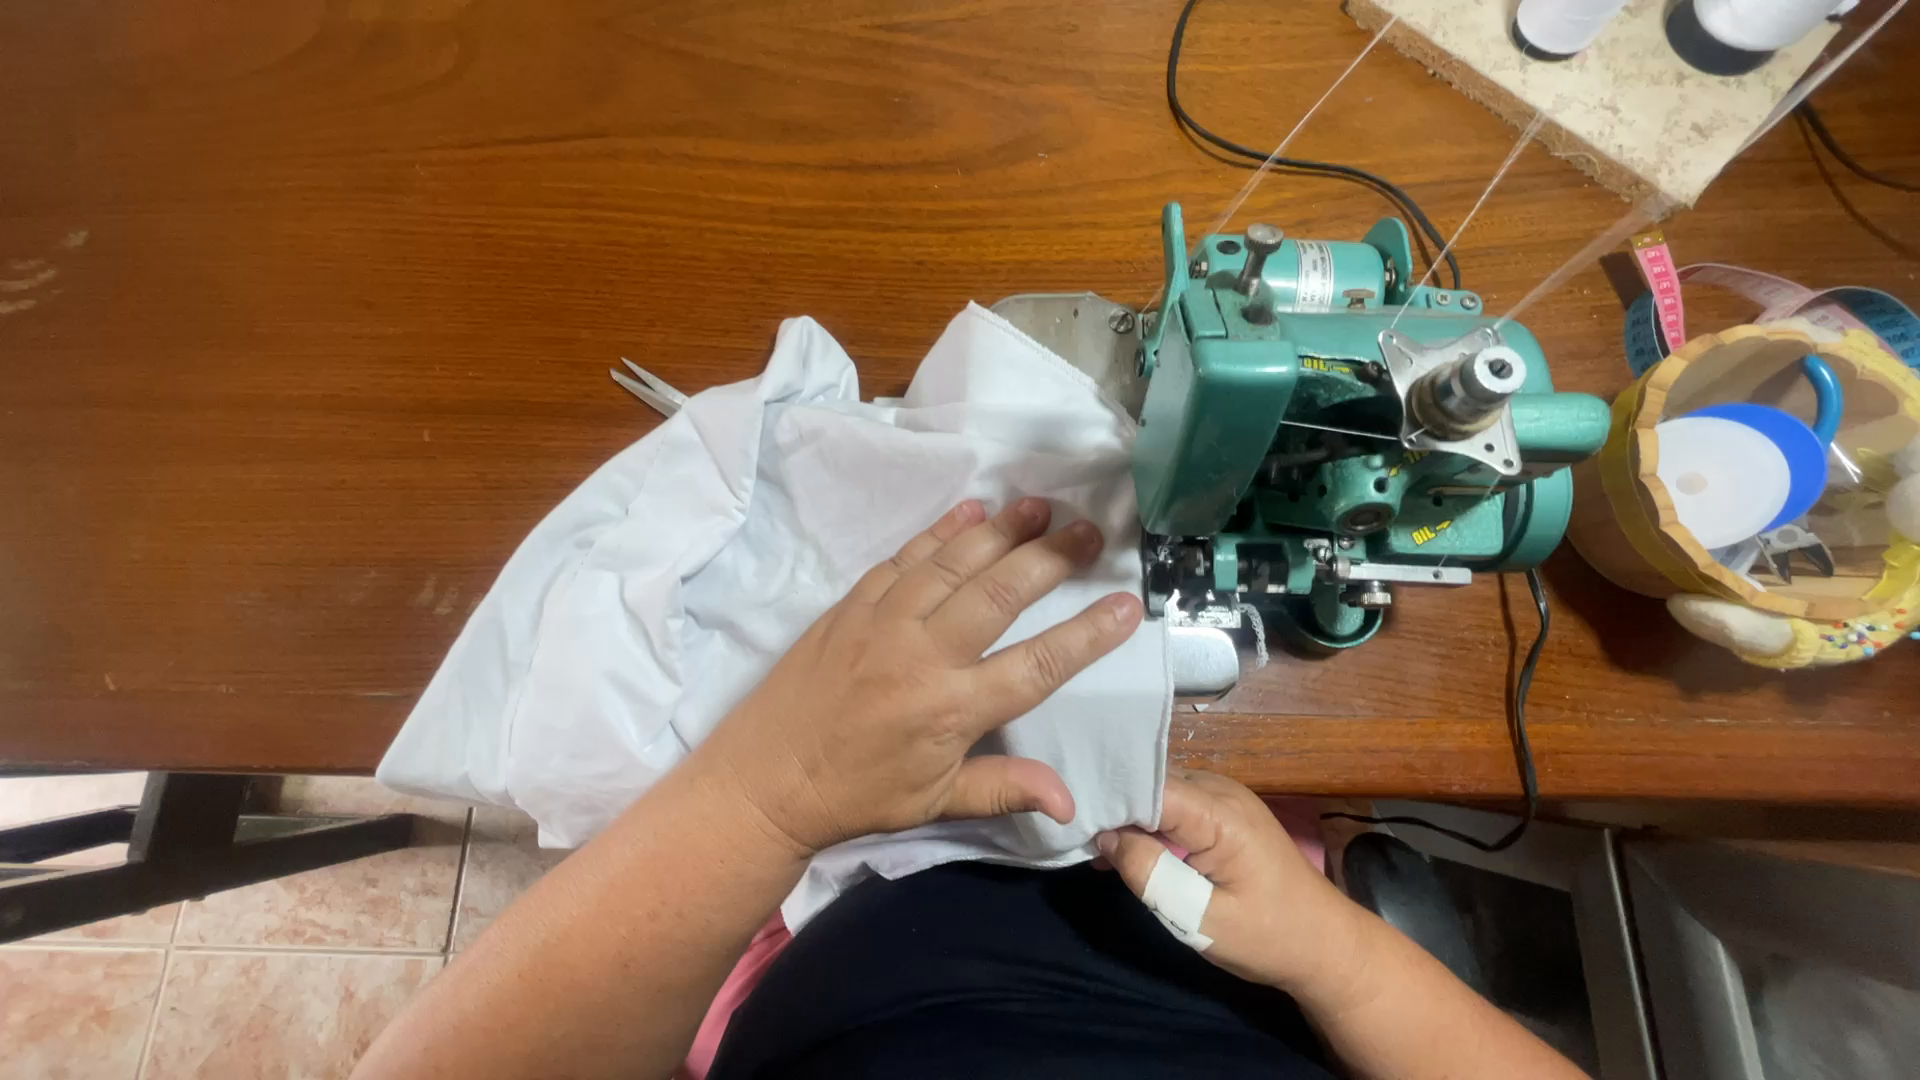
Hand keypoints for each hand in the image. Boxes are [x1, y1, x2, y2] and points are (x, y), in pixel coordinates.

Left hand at [696, 498, 1143, 855]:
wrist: (766, 777)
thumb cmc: (857, 795)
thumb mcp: (935, 802)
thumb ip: (1005, 790)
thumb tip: (1072, 803)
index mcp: (952, 709)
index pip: (1038, 665)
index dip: (1088, 635)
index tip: (1128, 603)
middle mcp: (924, 654)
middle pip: (1000, 593)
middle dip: (1051, 557)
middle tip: (1088, 529)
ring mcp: (885, 621)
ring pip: (953, 563)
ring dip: (1000, 530)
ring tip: (1039, 506)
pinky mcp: (853, 604)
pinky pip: (904, 558)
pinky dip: (939, 532)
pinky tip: (970, 511)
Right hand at [1098, 770, 1364, 992]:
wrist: (1326, 945)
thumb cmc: (1268, 937)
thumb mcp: (1202, 919)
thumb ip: (1151, 875)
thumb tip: (1105, 839)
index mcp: (1220, 814)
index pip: (1149, 786)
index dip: (1111, 798)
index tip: (1074, 816)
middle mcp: (1221, 791)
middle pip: (1151, 782)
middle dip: (1114, 804)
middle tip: (1074, 827)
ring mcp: (1223, 796)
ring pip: (1159, 790)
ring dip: (1128, 813)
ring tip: (1091, 839)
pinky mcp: (1222, 809)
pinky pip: (1173, 802)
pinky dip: (1148, 820)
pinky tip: (1125, 847)